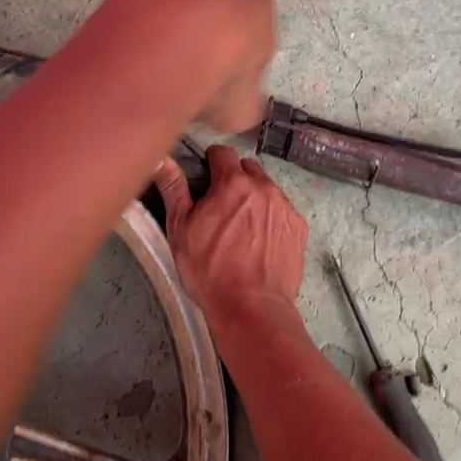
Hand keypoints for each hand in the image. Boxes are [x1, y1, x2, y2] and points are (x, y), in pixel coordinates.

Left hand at [100, 0, 275, 132]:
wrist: (165, 51)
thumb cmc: (211, 77)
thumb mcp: (241, 109)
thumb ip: (245, 103)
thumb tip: (238, 111)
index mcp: (259, 3)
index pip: (249, 27)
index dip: (230, 55)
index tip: (213, 75)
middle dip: (200, 26)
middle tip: (181, 63)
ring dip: (169, 11)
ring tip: (151, 52)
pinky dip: (138, 0)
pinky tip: (132, 30)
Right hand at [159, 147, 307, 321]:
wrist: (251, 308)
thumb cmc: (209, 270)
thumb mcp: (181, 229)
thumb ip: (173, 189)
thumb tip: (161, 159)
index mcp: (233, 183)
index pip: (223, 153)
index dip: (211, 162)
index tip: (205, 178)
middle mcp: (264, 188)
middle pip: (248, 169)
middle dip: (234, 179)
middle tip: (221, 206)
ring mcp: (285, 208)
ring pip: (267, 189)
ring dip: (254, 198)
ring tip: (241, 227)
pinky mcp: (299, 229)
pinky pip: (283, 211)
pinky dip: (272, 218)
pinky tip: (260, 241)